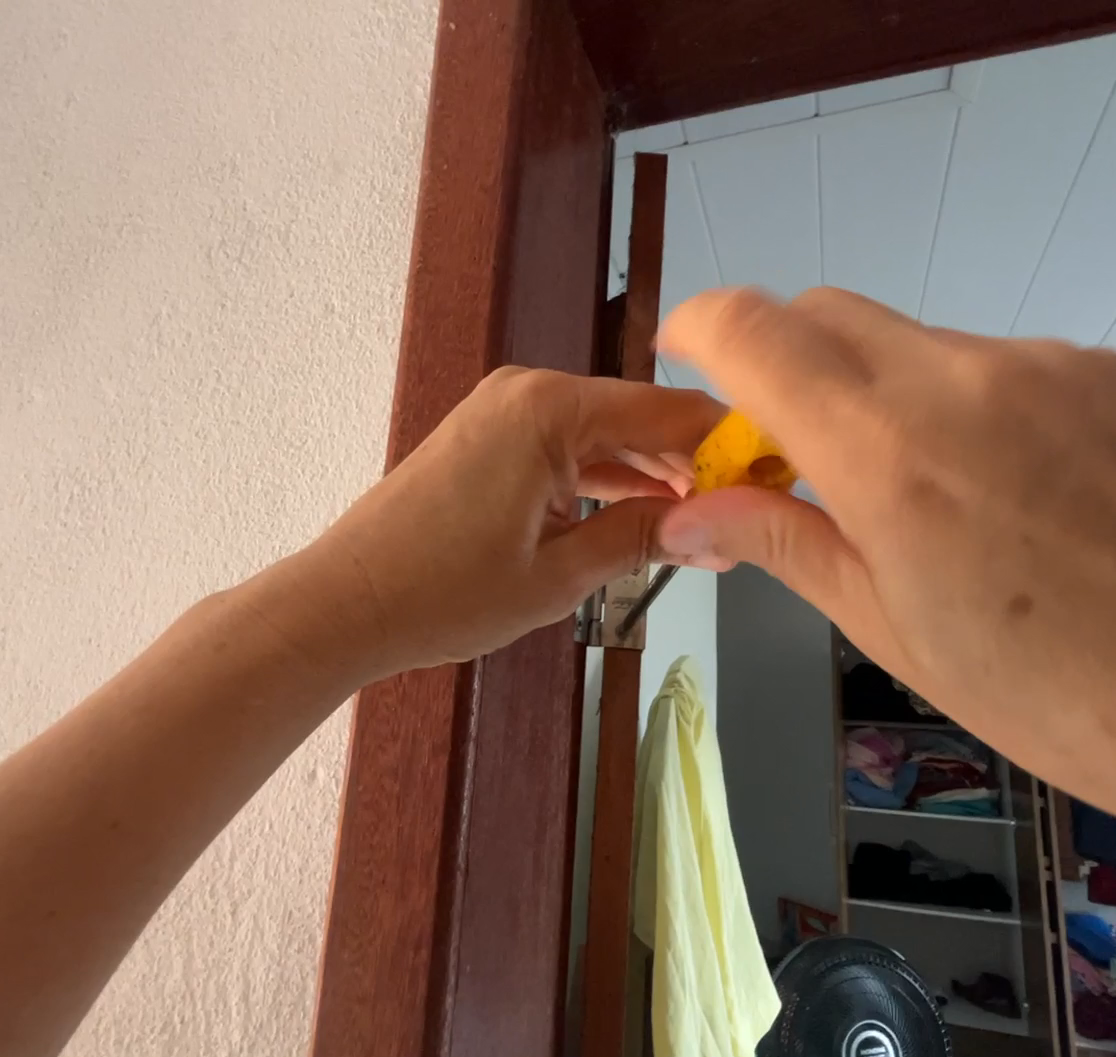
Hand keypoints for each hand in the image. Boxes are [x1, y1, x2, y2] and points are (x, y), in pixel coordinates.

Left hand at [298, 366, 724, 677]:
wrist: (344, 604)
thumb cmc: (443, 594)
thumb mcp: (558, 575)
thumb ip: (639, 537)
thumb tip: (710, 528)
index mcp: (548, 410)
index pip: (668, 410)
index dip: (725, 442)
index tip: (772, 474)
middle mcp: (526, 392)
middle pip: (636, 417)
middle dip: (689, 463)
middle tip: (743, 510)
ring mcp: (502, 412)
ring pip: (601, 435)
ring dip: (648, 474)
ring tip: (703, 520)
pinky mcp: (487, 439)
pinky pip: (563, 449)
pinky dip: (601, 479)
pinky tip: (641, 510)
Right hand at [652, 287, 1115, 846]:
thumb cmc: (1056, 699)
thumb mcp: (888, 628)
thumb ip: (780, 540)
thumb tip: (682, 515)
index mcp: (890, 454)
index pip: (756, 332)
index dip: (697, 325)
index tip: (676, 354)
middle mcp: (963, 377)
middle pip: (821, 314)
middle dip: (768, 360)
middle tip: (768, 450)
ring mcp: (1044, 363)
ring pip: (900, 338)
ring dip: (854, 386)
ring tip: (884, 485)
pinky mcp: (1105, 372)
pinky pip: (978, 360)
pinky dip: (932, 396)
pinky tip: (976, 482)